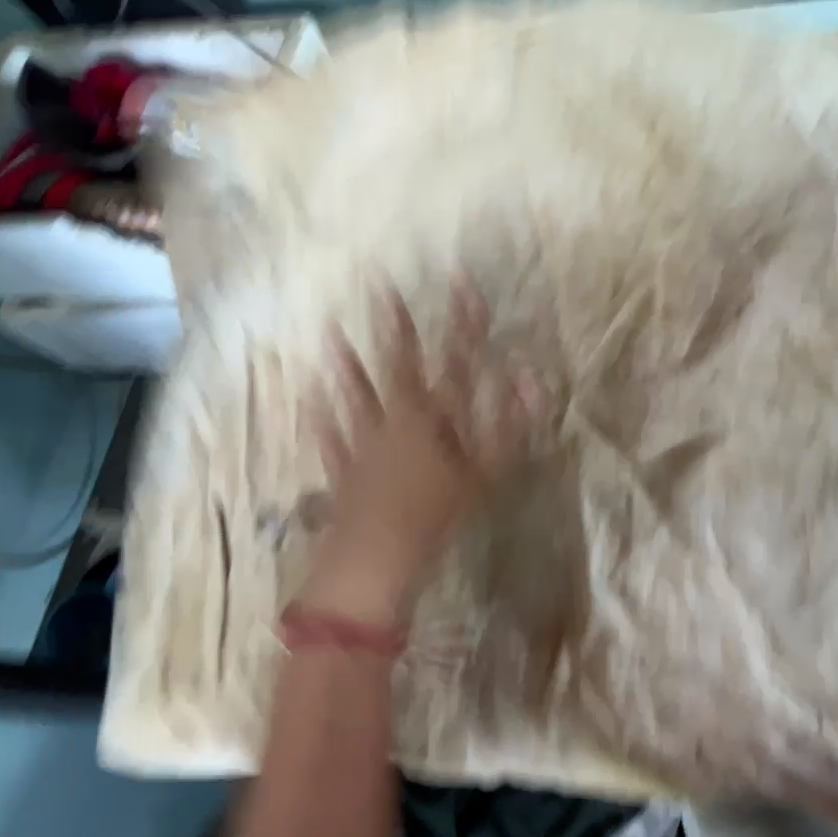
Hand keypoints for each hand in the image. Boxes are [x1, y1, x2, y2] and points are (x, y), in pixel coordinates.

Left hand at [297, 278, 544, 627]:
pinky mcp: (342, 465)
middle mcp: (398, 416)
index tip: (460, 280)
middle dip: (395, 322)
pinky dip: (319, 417)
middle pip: (399, 361)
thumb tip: (530, 376)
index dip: (461, 317)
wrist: (379, 556)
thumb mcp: (489, 469)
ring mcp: (365, 439)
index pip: (456, 355)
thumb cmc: (441, 512)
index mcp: (436, 414)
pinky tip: (307, 397)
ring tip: (330, 330)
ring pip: (356, 392)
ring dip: (345, 362)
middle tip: (381, 284)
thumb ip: (512, 420)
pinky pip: (330, 435)